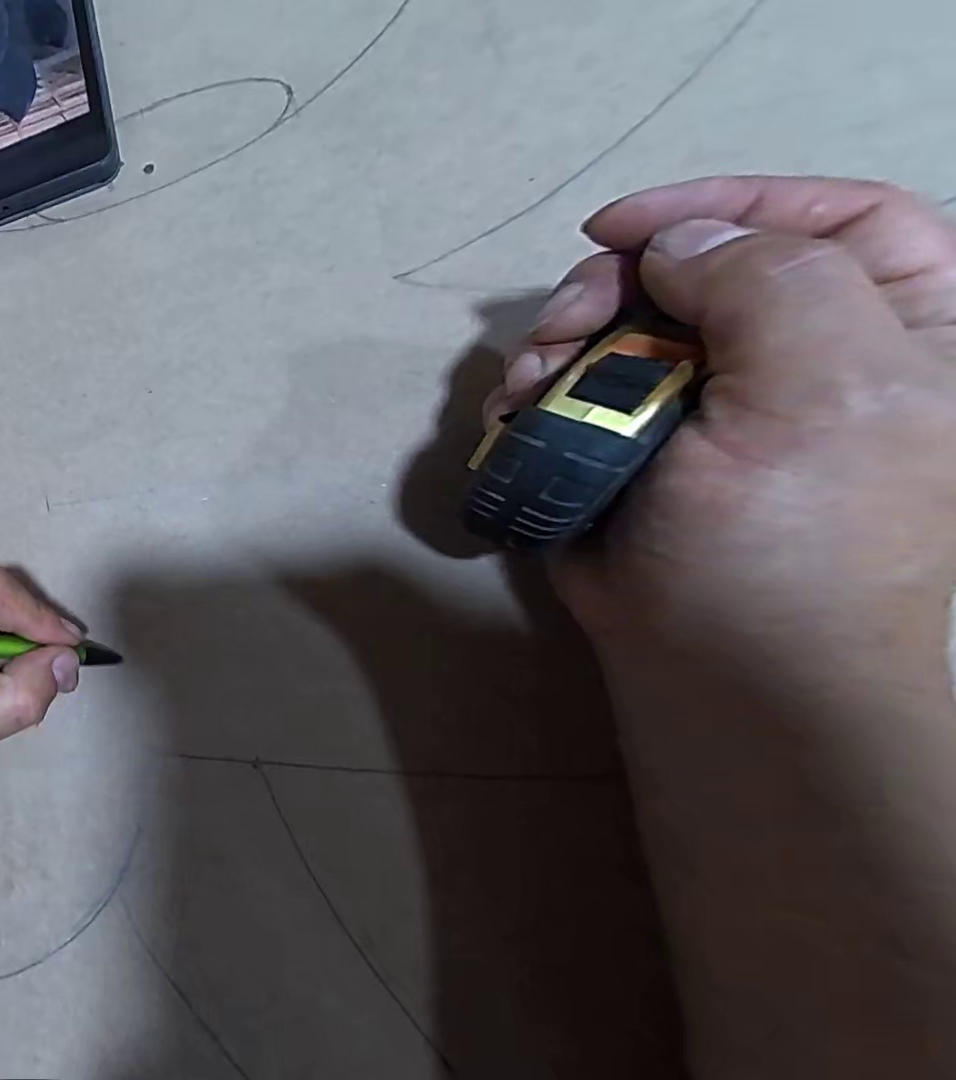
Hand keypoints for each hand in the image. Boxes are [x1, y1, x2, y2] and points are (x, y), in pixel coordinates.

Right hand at [488, 176, 955, 663]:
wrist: (709, 646)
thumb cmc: (796, 533)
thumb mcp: (826, 399)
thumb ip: (772, 290)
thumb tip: (676, 242)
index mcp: (883, 327)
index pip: (825, 219)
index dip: (721, 206)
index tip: (614, 229)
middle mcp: (779, 355)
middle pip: (683, 275)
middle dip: (603, 292)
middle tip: (558, 331)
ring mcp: (684, 401)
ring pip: (605, 334)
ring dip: (550, 348)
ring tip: (526, 392)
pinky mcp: (611, 440)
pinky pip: (560, 390)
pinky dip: (525, 396)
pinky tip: (513, 419)